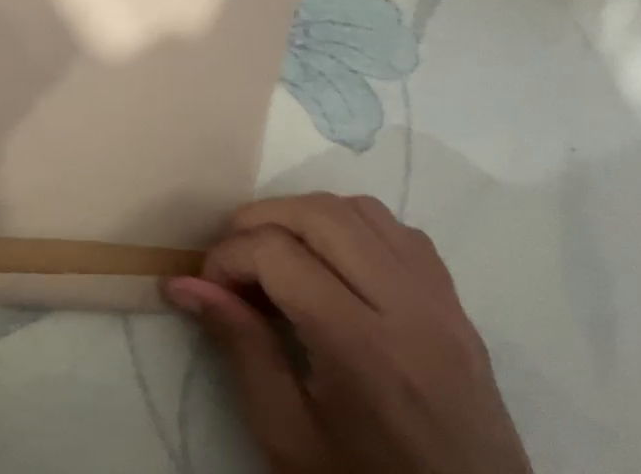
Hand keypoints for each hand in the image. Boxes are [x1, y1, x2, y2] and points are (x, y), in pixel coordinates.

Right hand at [164, 193, 531, 473]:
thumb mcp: (286, 431)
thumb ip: (239, 346)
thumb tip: (182, 283)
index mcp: (363, 349)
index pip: (277, 253)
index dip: (225, 258)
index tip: (209, 291)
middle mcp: (411, 311)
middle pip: (319, 214)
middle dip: (257, 222)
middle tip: (233, 263)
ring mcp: (443, 304)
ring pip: (360, 209)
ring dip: (303, 218)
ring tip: (277, 258)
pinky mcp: (458, 308)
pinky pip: (400, 233)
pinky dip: (353, 229)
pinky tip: (330, 266)